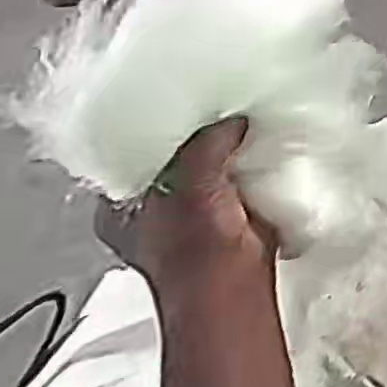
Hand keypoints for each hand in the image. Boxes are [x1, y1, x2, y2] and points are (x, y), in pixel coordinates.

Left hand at [94, 116, 275, 288]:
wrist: (233, 282)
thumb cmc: (193, 247)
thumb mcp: (189, 181)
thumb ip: (207, 143)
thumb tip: (233, 121)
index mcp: (120, 207)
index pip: (135, 153)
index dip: (159, 128)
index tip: (186, 104)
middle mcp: (155, 209)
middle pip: (180, 157)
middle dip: (205, 136)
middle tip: (225, 110)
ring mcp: (195, 213)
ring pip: (214, 166)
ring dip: (233, 151)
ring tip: (250, 125)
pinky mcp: (233, 213)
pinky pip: (242, 177)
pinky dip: (255, 164)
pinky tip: (266, 149)